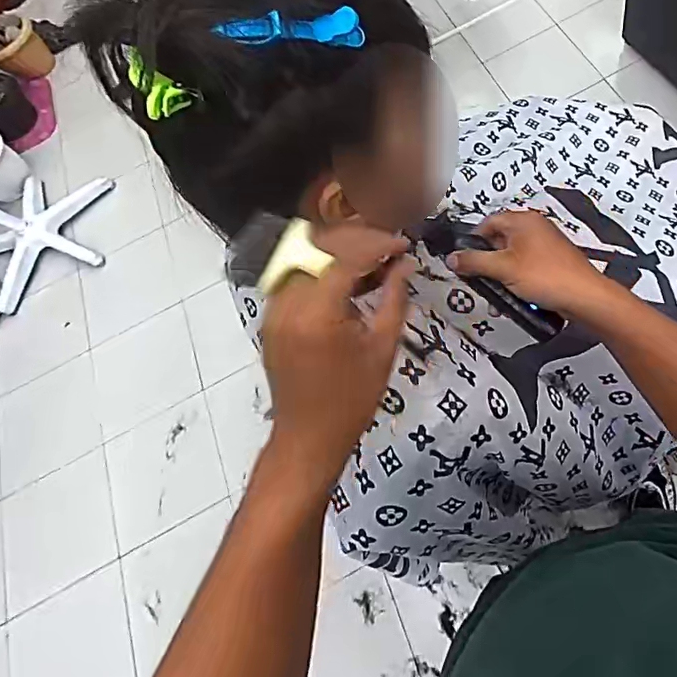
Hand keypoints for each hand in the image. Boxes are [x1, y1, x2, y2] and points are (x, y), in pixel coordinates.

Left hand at [257, 224, 414, 500]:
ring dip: (340, 251)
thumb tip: (404, 265)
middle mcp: (287, 303)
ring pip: (305, 257)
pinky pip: (296, 277)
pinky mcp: (272, 317)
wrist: (308, 436)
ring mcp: (274, 309)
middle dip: (358, 240)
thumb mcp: (383, 347)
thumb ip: (394, 298)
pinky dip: (324, 269)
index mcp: (317, 312)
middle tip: (389, 247)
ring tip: (375, 260)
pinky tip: (351, 279)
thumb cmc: (353, 398)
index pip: (346, 257)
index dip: (378, 244)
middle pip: (320, 248)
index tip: (404, 244)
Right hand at [448, 209, 622, 317]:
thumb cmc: (555, 277)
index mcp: (524, 220)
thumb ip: (474, 262)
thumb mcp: (503, 269)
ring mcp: (544, 247)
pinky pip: (525, 270)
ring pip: (511, 259)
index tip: (464, 257)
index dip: (472, 240)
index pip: (487, 222)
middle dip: (487, 264)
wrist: (584, 297)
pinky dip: (516, 282)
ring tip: (499, 293)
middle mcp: (536, 229)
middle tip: (480, 277)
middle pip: (499, 241)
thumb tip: (455, 258)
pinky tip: (516, 297)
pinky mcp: (550, 265)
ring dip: (501, 277)